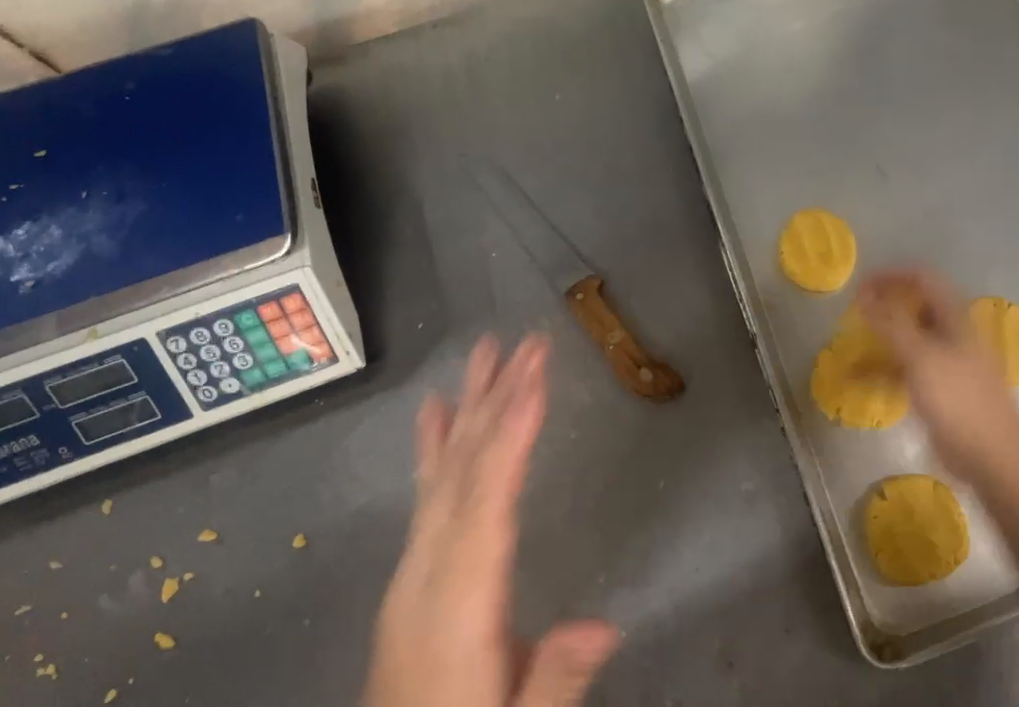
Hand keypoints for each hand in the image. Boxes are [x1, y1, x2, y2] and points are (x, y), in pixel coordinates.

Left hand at [364, 333, 619, 706]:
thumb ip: (554, 678)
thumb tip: (606, 625)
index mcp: (458, 602)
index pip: (488, 502)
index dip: (511, 437)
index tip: (534, 380)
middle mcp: (428, 571)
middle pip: (464, 471)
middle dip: (497, 401)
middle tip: (526, 344)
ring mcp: (413, 568)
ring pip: (442, 472)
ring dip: (468, 408)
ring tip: (483, 353)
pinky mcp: (412, 572)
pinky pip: (426, 493)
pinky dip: (433, 443)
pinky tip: (436, 410)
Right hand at [855, 270, 1018, 480]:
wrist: (992, 455)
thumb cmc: (958, 399)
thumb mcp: (920, 357)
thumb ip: (891, 324)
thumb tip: (864, 296)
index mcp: (954, 317)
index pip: (923, 278)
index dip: (892, 276)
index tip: (860, 286)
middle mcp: (951, 334)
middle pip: (915, 307)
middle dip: (883, 307)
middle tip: (854, 315)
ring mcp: (946, 363)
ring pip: (908, 341)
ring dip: (880, 340)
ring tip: (851, 346)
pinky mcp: (939, 391)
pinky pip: (906, 372)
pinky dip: (883, 372)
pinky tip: (858, 382)